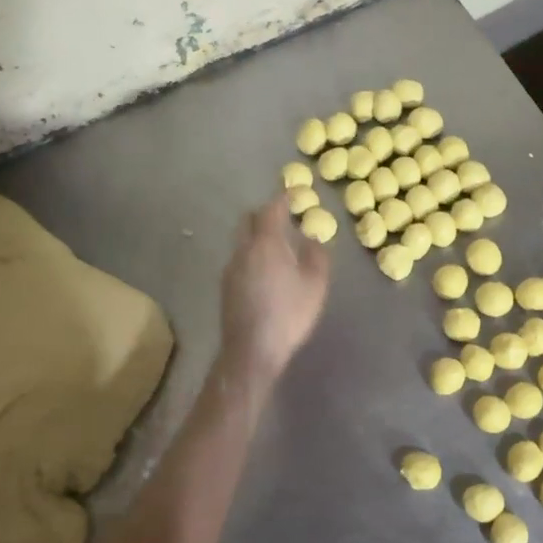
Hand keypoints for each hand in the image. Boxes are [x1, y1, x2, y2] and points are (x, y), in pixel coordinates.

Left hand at [218, 194, 330, 379]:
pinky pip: (240, 259)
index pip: (272, 209)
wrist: (252, 349)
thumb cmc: (289, 314)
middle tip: (285, 218)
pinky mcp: (226, 286)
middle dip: (266, 213)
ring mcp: (230, 268)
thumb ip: (317, 255)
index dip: (284, 197)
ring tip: (279, 248)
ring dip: (258, 235)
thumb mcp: (315, 285)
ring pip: (242, 240)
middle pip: (249, 219)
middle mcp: (243, 249)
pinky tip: (267, 273)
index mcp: (266, 243)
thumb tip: (312, 236)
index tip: (296, 193)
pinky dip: (253, 254)